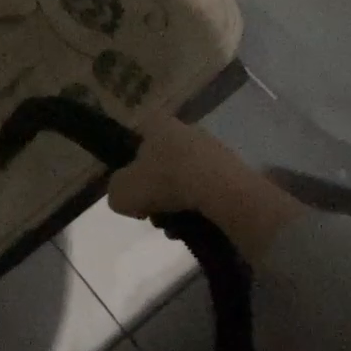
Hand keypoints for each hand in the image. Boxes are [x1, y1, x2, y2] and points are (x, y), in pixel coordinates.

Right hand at [105, 115, 242, 219]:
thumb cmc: (165, 182)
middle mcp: (185, 129)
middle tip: (154, 213)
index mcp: (157, 125)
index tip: (134, 188)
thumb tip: (126, 196)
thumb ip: (116, 192)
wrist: (222, 192)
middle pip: (162, 163)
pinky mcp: (234, 169)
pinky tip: (196, 224)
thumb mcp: (122, 193)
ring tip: (176, 226)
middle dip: (156, 191)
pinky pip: (208, 189)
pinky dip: (200, 206)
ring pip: (185, 179)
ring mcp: (212, 148)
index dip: (131, 165)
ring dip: (177, 202)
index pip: (137, 139)